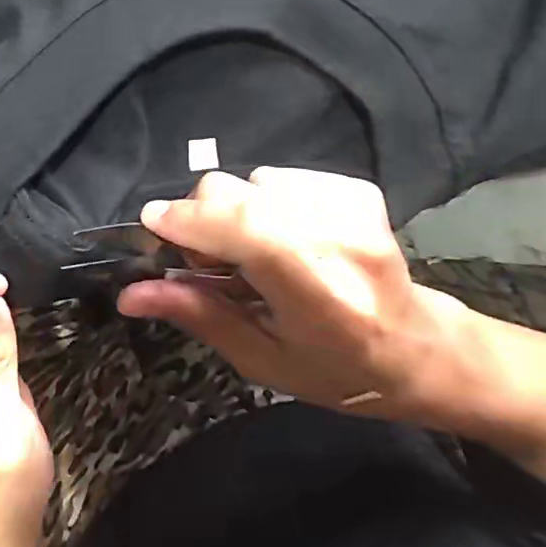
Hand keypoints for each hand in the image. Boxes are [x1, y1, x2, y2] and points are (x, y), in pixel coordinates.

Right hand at [116, 168, 485, 429]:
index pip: (243, 229)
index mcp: (317, 292)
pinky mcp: (357, 188)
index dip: (188, 221)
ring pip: (253, 179)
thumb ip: (199, 316)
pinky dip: (266, 203)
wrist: (415, 345)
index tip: (152, 226)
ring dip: (235, 211)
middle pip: (236, 191)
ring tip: (253, 252)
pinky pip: (281, 177)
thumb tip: (130, 294)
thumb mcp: (262, 360)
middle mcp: (338, 237)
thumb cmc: (336, 369)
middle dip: (203, 218)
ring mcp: (352, 205)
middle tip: (208, 261)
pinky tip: (283, 236)